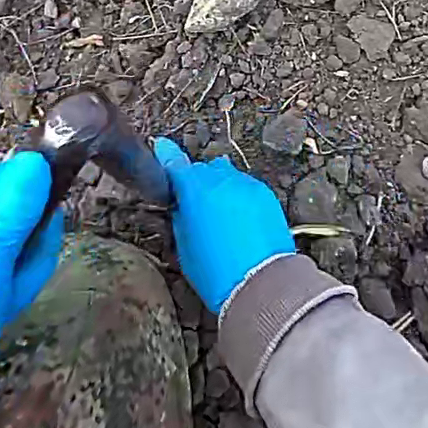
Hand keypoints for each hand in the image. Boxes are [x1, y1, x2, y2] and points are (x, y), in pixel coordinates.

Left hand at [0, 152, 65, 427]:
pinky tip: (0, 298)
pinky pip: (25, 252)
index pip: (39, 177)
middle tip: (10, 279)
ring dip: (30, 267)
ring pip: (38, 231)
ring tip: (2, 293)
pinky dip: (22, 278)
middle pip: (40, 204)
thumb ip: (10, 214)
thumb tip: (37, 161)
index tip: (22, 252)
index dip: (41, 216)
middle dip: (35, 247)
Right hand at [157, 138, 294, 312]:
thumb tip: (180, 202)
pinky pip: (245, 185)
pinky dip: (237, 194)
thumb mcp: (185, 246)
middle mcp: (222, 180)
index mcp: (196, 191)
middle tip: (193, 203)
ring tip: (218, 213)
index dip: (167, 156)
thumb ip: (181, 215)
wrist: (261, 280)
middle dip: (196, 181)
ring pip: (226, 174)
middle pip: (203, 169)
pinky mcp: (265, 192)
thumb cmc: (216, 271)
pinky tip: (238, 217)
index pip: (176, 164)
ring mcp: (246, 184)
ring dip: (218, 186)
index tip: (161, 147)